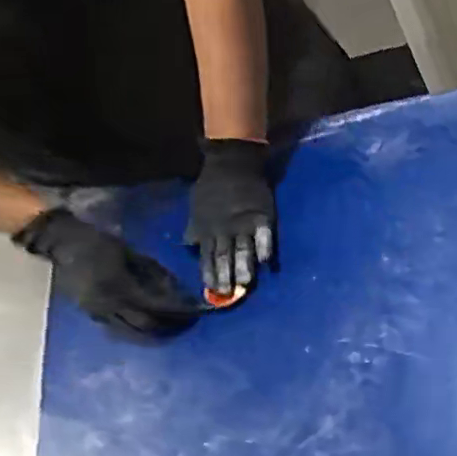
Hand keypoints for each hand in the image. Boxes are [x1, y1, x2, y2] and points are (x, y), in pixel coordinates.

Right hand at [14, 208, 201, 334]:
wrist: (60, 243)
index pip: (156, 306)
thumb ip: (153, 274)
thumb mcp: (130, 253)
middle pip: (147, 325)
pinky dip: (138, 332)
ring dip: (157, 334)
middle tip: (188, 325)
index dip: (177, 312)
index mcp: (120, 286)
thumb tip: (177, 290)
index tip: (194, 312)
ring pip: (133, 333)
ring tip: (173, 331)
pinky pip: (120, 329)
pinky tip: (151, 329)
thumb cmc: (98, 242)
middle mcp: (109, 304)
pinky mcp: (92, 315)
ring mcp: (99, 312)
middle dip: (171, 327)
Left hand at [187, 139, 275, 296]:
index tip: (211, 293)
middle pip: (225, 256)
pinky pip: (264, 235)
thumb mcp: (196, 207)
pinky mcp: (261, 216)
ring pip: (243, 249)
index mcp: (208, 229)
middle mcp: (225, 230)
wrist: (233, 161)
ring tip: (246, 283)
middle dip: (226, 276)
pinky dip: (265, 247)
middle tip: (228, 294)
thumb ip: (195, 228)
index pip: (208, 257)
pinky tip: (267, 262)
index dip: (209, 274)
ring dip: (244, 266)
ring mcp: (244, 224)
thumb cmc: (213, 186)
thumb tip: (188, 246)